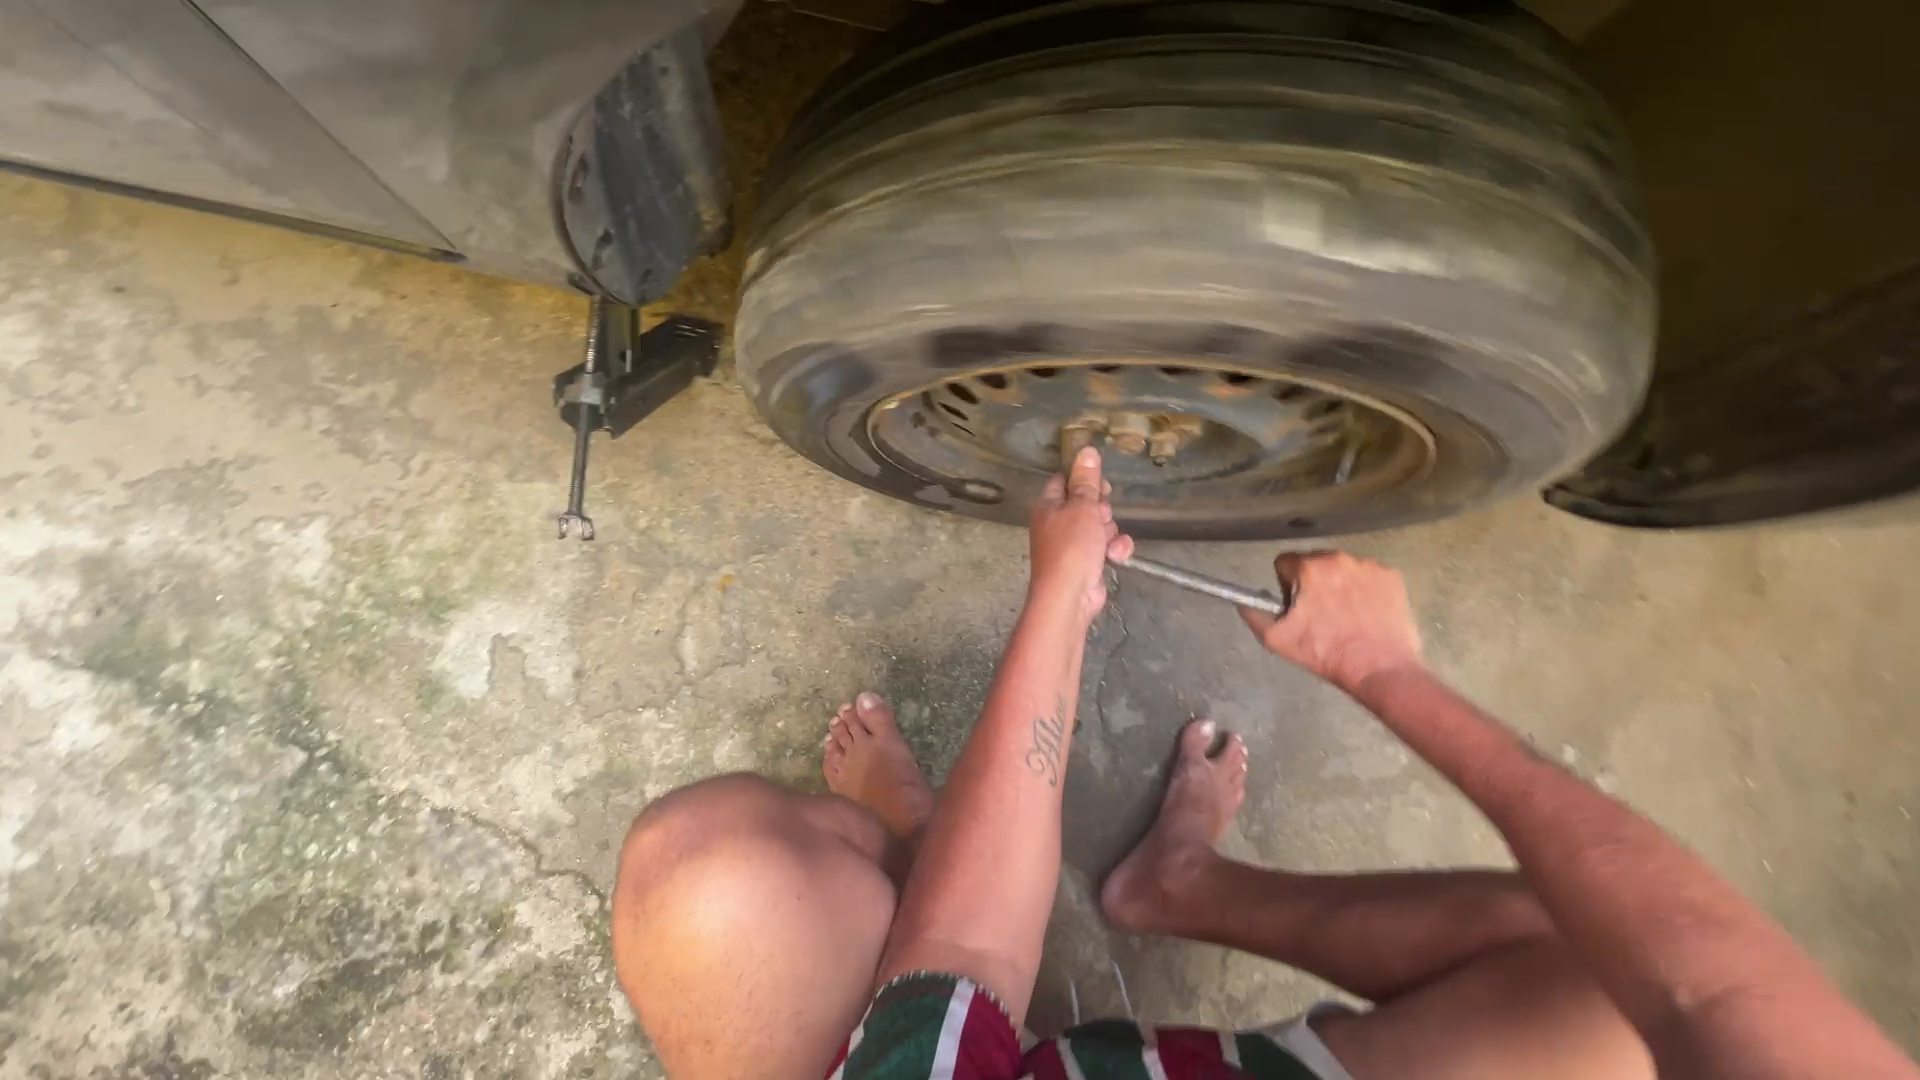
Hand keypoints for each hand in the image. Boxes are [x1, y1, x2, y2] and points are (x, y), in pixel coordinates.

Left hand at [1029, 446, 1133, 621]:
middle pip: (1087, 503)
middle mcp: (1057, 523)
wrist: (1069, 595)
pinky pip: (1107, 546)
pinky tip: (1114, 557)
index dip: (1084, 480)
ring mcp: (1072, 544)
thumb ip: (1086, 480)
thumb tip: (1086, 450)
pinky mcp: (1087, 562)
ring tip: (1105, 543)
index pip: (1064, 481)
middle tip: (1100, 517)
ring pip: (1101, 525)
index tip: (1101, 484)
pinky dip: (1114, 550)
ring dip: (1110, 532)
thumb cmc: (1071, 546)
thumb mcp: (1082, 506)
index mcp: (1048, 505)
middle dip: (1102, 510)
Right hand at [1239, 551, 1423, 691]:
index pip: (1285, 562)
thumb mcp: (1277, 640)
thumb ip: (1254, 615)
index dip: (1285, 584)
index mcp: (1309, 568)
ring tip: (1344, 614)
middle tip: (1319, 612)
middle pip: (1314, 561)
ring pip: (1342, 567)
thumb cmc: (1325, 654)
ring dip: (1337, 583)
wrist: (1379, 668)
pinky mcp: (1392, 576)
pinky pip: (1368, 575)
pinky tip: (1365, 612)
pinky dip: (1363, 589)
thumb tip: (1243, 603)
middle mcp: (1339, 559)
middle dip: (1312, 581)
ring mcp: (1369, 566)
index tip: (1296, 604)